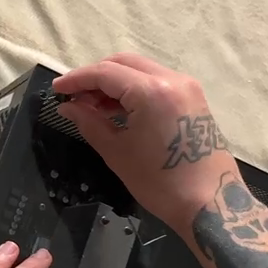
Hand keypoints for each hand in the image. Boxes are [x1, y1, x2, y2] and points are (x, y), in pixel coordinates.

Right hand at [52, 53, 239, 226]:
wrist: (211, 204)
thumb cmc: (161, 184)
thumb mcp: (117, 152)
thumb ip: (89, 122)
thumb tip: (68, 107)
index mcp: (152, 91)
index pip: (105, 72)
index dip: (76, 79)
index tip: (56, 90)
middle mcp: (172, 79)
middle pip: (124, 63)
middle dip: (95, 76)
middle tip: (74, 98)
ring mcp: (187, 87)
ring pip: (141, 70)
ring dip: (114, 83)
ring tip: (92, 107)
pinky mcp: (194, 99)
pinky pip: (156, 82)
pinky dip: (134, 90)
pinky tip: (117, 110)